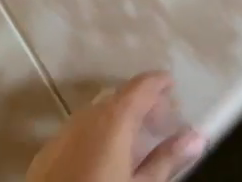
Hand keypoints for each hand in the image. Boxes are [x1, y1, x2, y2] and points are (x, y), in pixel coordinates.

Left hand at [27, 72, 206, 181]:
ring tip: (136, 141)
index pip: (141, 85)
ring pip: (96, 114)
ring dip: (118, 119)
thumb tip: (197, 136)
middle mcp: (87, 116)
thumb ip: (167, 159)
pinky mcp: (44, 156)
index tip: (173, 87)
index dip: (159, 83)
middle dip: (142, 104)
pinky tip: (103, 158)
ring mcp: (62, 134)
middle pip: (119, 98)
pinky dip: (96, 134)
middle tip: (162, 120)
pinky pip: (77, 132)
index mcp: (114, 118)